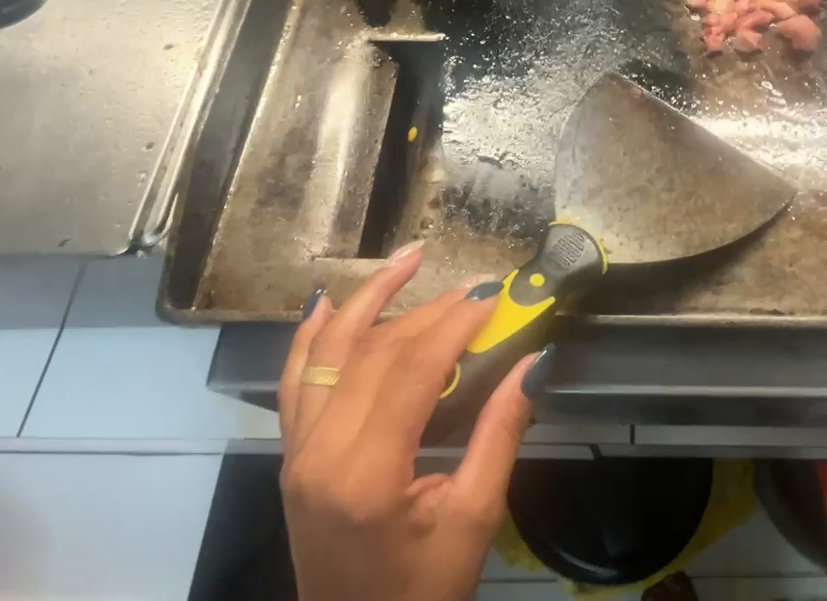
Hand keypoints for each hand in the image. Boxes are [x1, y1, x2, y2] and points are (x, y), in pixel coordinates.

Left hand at [280, 244, 543, 600]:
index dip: (456, 324)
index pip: (412, 370)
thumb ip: (500, 434)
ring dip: (369, 298)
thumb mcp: (474, 518)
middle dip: (430, 310)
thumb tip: (535, 363)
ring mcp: (297, 452)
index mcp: (368, 474)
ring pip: (329, 352)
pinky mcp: (291, 455)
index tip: (494, 296)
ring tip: (409, 258)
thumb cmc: (423, 590)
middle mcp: (321, 452)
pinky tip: (330, 301)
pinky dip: (311, 335)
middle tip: (476, 287)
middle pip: (375, 352)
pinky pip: (294, 381)